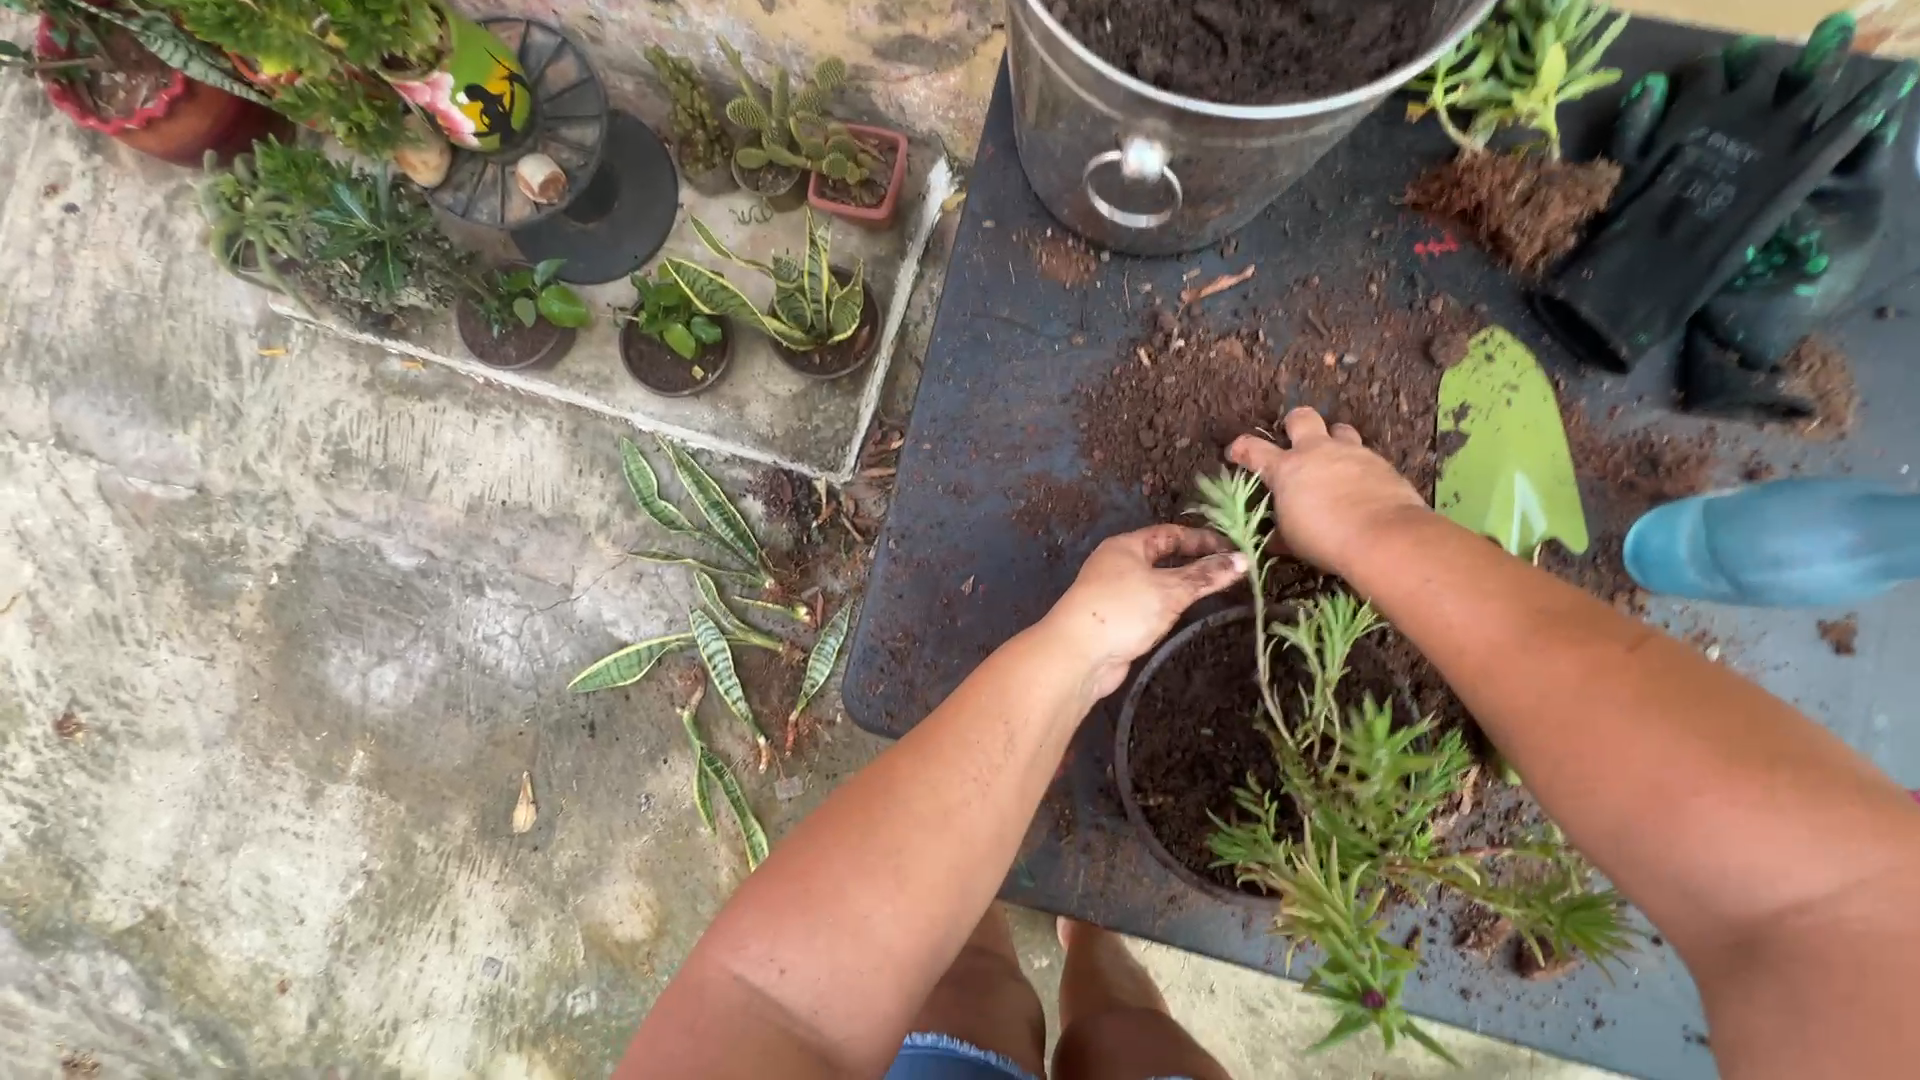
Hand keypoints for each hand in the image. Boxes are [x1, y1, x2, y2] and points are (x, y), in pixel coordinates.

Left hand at [1039, 525, 1246, 698]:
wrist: (1079, 653)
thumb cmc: (1122, 609)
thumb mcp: (1169, 589)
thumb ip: (1205, 576)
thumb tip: (1242, 560)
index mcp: (1127, 546)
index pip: (1170, 534)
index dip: (1202, 540)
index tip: (1234, 549)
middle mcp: (1118, 564)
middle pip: (1163, 557)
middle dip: (1195, 563)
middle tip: (1230, 571)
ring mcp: (1115, 593)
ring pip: (1157, 583)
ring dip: (1183, 587)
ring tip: (1218, 592)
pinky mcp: (1117, 619)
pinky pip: (1150, 605)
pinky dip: (1170, 607)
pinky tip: (1186, 615)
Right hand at [1227, 407, 1427, 571]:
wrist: (1384, 537)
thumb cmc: (1324, 538)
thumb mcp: (1292, 539)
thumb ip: (1281, 531)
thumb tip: (1275, 539)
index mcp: (1287, 468)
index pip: (1253, 449)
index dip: (1240, 448)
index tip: (1236, 453)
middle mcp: (1318, 451)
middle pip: (1302, 417)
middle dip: (1294, 423)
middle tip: (1293, 438)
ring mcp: (1352, 453)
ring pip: (1340, 430)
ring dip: (1333, 439)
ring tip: (1333, 459)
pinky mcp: (1381, 463)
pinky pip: (1365, 455)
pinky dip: (1358, 466)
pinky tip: (1359, 485)